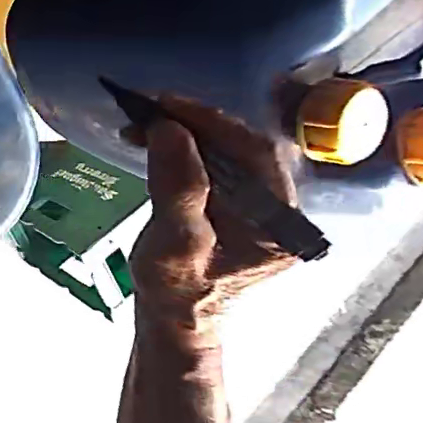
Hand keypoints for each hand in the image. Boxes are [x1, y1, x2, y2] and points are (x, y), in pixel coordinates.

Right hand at [129, 96, 298, 326]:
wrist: (175, 318)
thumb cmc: (175, 288)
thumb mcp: (175, 241)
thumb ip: (179, 186)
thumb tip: (169, 128)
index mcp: (276, 220)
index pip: (253, 152)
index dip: (210, 121)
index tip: (166, 104)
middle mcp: (278, 207)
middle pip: (242, 146)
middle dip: (193, 122)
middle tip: (148, 109)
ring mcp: (259, 204)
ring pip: (227, 149)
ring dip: (185, 131)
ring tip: (144, 124)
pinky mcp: (236, 202)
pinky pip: (215, 161)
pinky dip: (184, 145)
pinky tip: (157, 141)